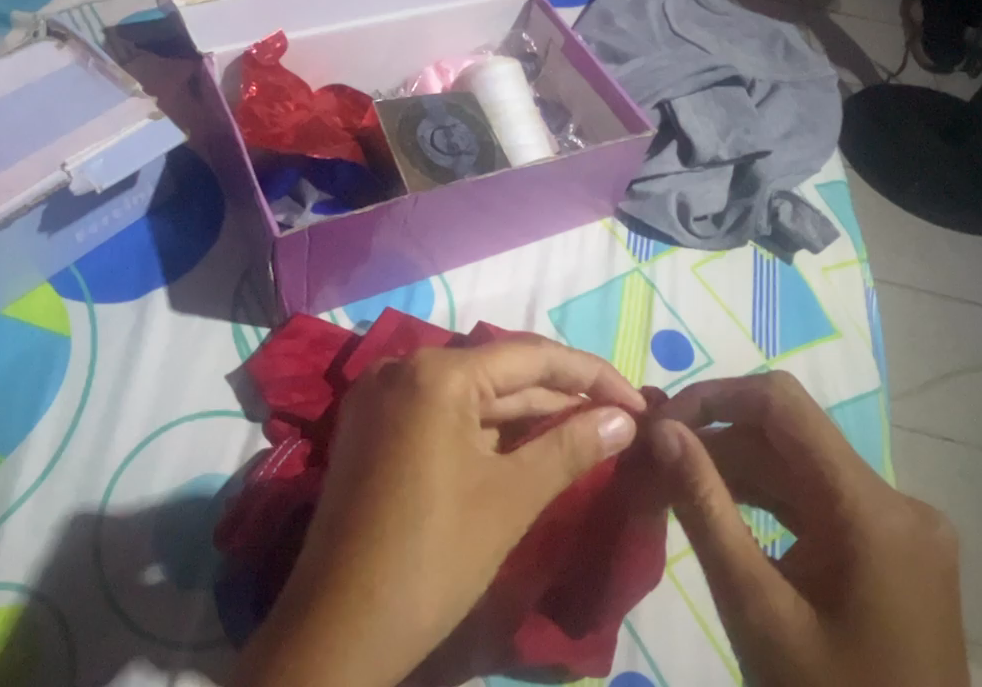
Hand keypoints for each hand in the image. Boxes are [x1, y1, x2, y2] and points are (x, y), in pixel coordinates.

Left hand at [231, 337, 646, 686]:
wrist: (342, 625)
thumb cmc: (435, 556)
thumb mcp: (513, 498)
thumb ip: (572, 446)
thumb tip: (624, 418)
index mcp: (435, 373)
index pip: (530, 356)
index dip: (591, 375)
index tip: (640, 402)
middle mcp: (401, 368)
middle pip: (498, 371)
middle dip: (561, 395)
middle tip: (619, 419)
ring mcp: (381, 399)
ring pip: (471, 395)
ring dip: (526, 413)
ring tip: (587, 431)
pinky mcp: (373, 430)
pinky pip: (442, 414)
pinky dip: (487, 429)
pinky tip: (528, 445)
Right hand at [650, 372, 967, 686]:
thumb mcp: (754, 608)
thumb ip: (705, 508)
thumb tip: (661, 429)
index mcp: (872, 510)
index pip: (782, 404)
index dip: (712, 397)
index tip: (658, 426)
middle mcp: (897, 502)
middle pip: (789, 437)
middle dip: (714, 441)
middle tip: (648, 467)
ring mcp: (901, 528)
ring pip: (801, 468)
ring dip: (735, 471)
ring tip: (670, 488)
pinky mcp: (895, 552)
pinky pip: (820, 503)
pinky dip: (767, 501)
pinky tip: (719, 513)